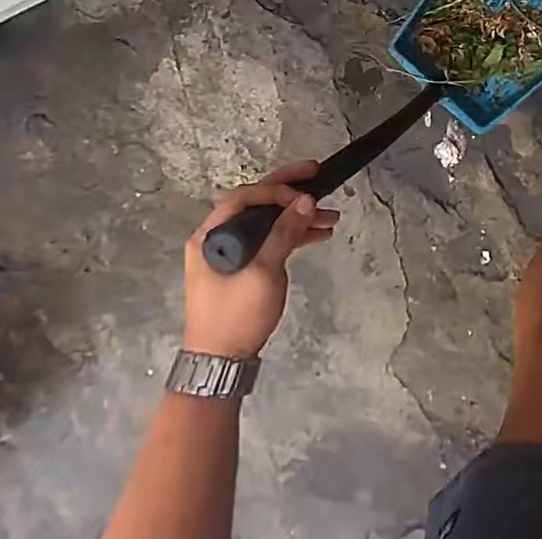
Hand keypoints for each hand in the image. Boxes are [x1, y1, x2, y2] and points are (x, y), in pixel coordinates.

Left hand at [180, 162, 340, 358]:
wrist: (220, 365)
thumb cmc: (236, 316)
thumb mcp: (264, 272)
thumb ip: (284, 233)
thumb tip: (305, 200)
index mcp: (210, 235)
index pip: (245, 196)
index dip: (276, 188)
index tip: (304, 192)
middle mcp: (217, 239)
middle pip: (257, 204)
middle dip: (291, 193)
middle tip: (318, 176)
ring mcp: (229, 254)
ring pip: (267, 223)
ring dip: (297, 217)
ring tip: (331, 216)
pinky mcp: (242, 268)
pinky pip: (269, 240)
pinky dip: (292, 235)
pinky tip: (317, 234)